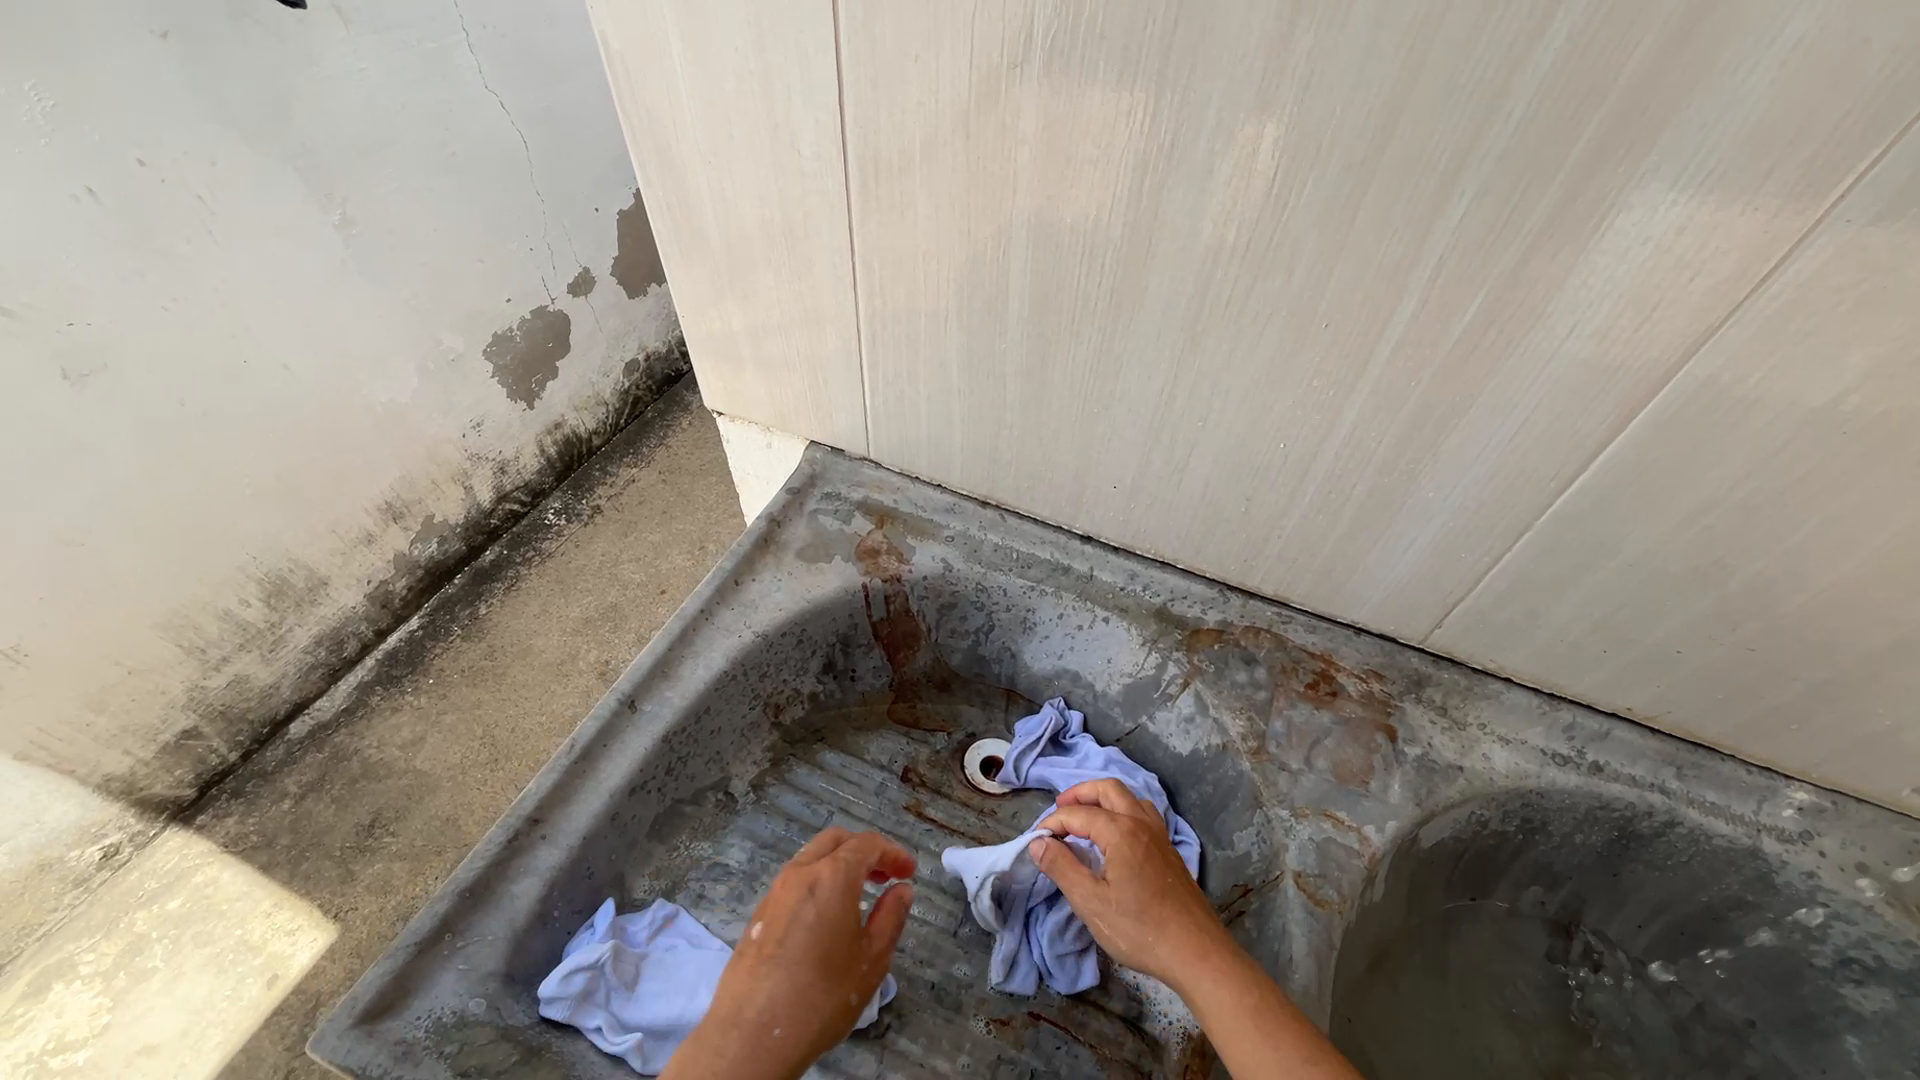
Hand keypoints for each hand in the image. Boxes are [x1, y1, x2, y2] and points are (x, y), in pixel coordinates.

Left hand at [662, 827, 915, 1079]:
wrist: (752, 1036)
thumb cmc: (822, 996)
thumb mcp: (872, 959)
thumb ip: (891, 916)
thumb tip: (902, 890)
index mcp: (832, 876)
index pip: (867, 844)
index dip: (893, 853)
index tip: (909, 872)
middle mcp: (800, 873)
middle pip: (835, 840)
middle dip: (864, 850)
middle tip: (885, 876)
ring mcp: (775, 892)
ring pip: (811, 858)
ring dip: (838, 865)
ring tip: (858, 897)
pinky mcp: (758, 915)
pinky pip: (794, 882)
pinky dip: (817, 883)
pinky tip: (826, 919)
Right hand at [1026, 778, 1227, 991]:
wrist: (1196, 953)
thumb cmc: (1139, 929)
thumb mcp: (1090, 902)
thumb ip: (1061, 867)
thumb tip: (1038, 843)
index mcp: (1120, 831)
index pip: (1077, 814)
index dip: (1053, 824)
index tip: (1036, 841)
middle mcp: (1141, 823)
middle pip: (1108, 789)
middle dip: (1079, 794)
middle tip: (1058, 811)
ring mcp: (1160, 835)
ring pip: (1130, 798)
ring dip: (1104, 799)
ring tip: (1085, 818)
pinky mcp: (1170, 851)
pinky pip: (1144, 814)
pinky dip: (1123, 811)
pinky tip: (1117, 835)